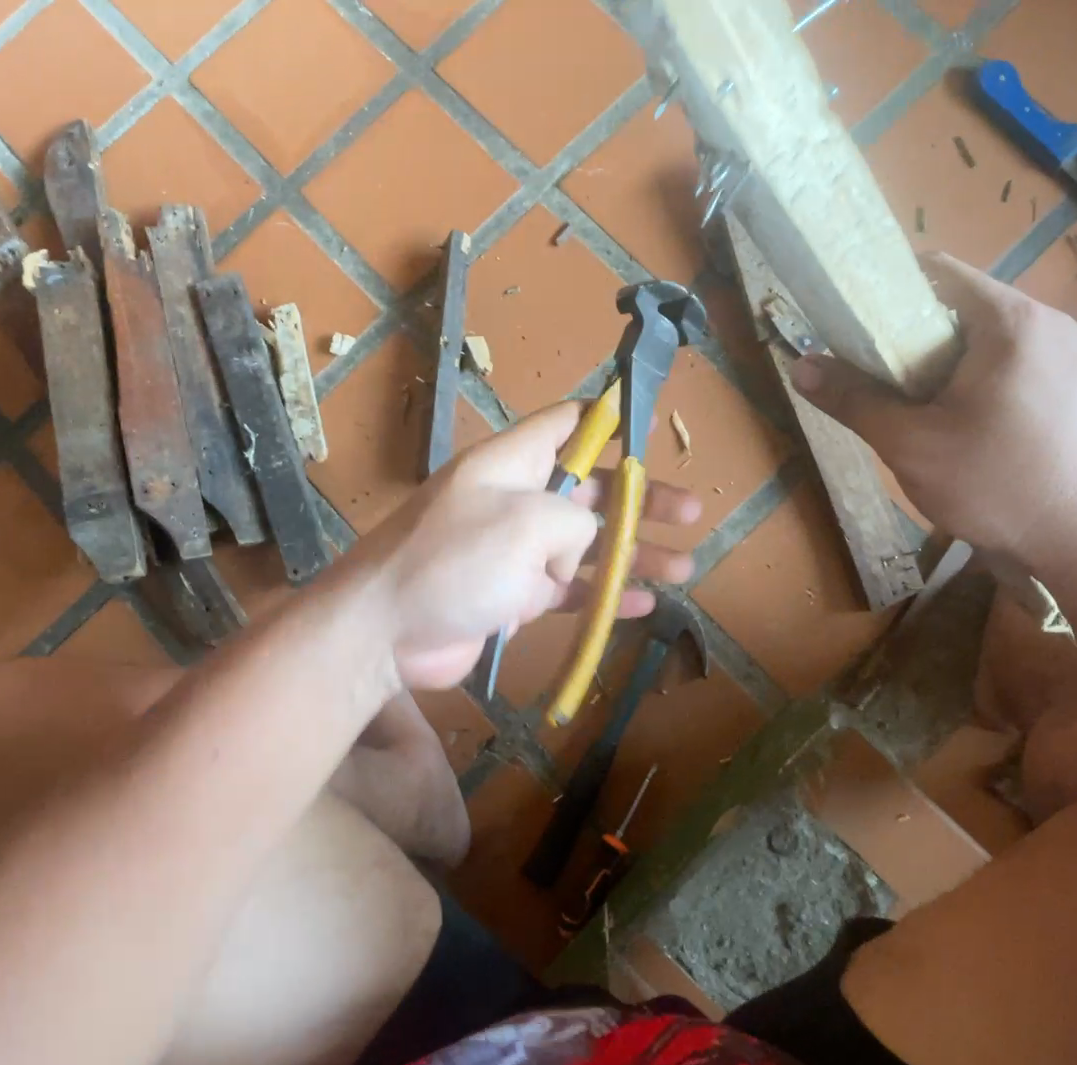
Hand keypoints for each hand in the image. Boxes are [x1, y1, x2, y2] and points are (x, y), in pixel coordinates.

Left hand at [355, 402, 701, 688]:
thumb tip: (579, 549)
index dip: (610, 419)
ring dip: (635, 553)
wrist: (385, 631)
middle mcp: (515, 500)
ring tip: (685, 566)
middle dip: (643, 499)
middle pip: (592, 489)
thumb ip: (574, 521)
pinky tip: (643, 605)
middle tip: (691, 511)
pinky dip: (605, 597)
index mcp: (512, 464)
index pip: (568, 424)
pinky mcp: (512, 597)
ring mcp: (514, 552)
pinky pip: (569, 592)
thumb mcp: (525, 523)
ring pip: (588, 546)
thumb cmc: (452, 562)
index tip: (653, 423)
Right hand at [791, 252, 1076, 571]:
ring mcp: (1075, 361)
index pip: (938, 272)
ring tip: (922, 420)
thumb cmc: (998, 484)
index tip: (853, 329)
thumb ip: (854, 400)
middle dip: (913, 342)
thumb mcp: (910, 444)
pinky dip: (982, 390)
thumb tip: (800, 367)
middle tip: (882, 387)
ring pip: (990, 347)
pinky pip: (1018, 373)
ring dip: (947, 371)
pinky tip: (970, 439)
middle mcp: (1050, 326)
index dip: (887, 292)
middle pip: (962, 311)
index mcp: (1011, 321)